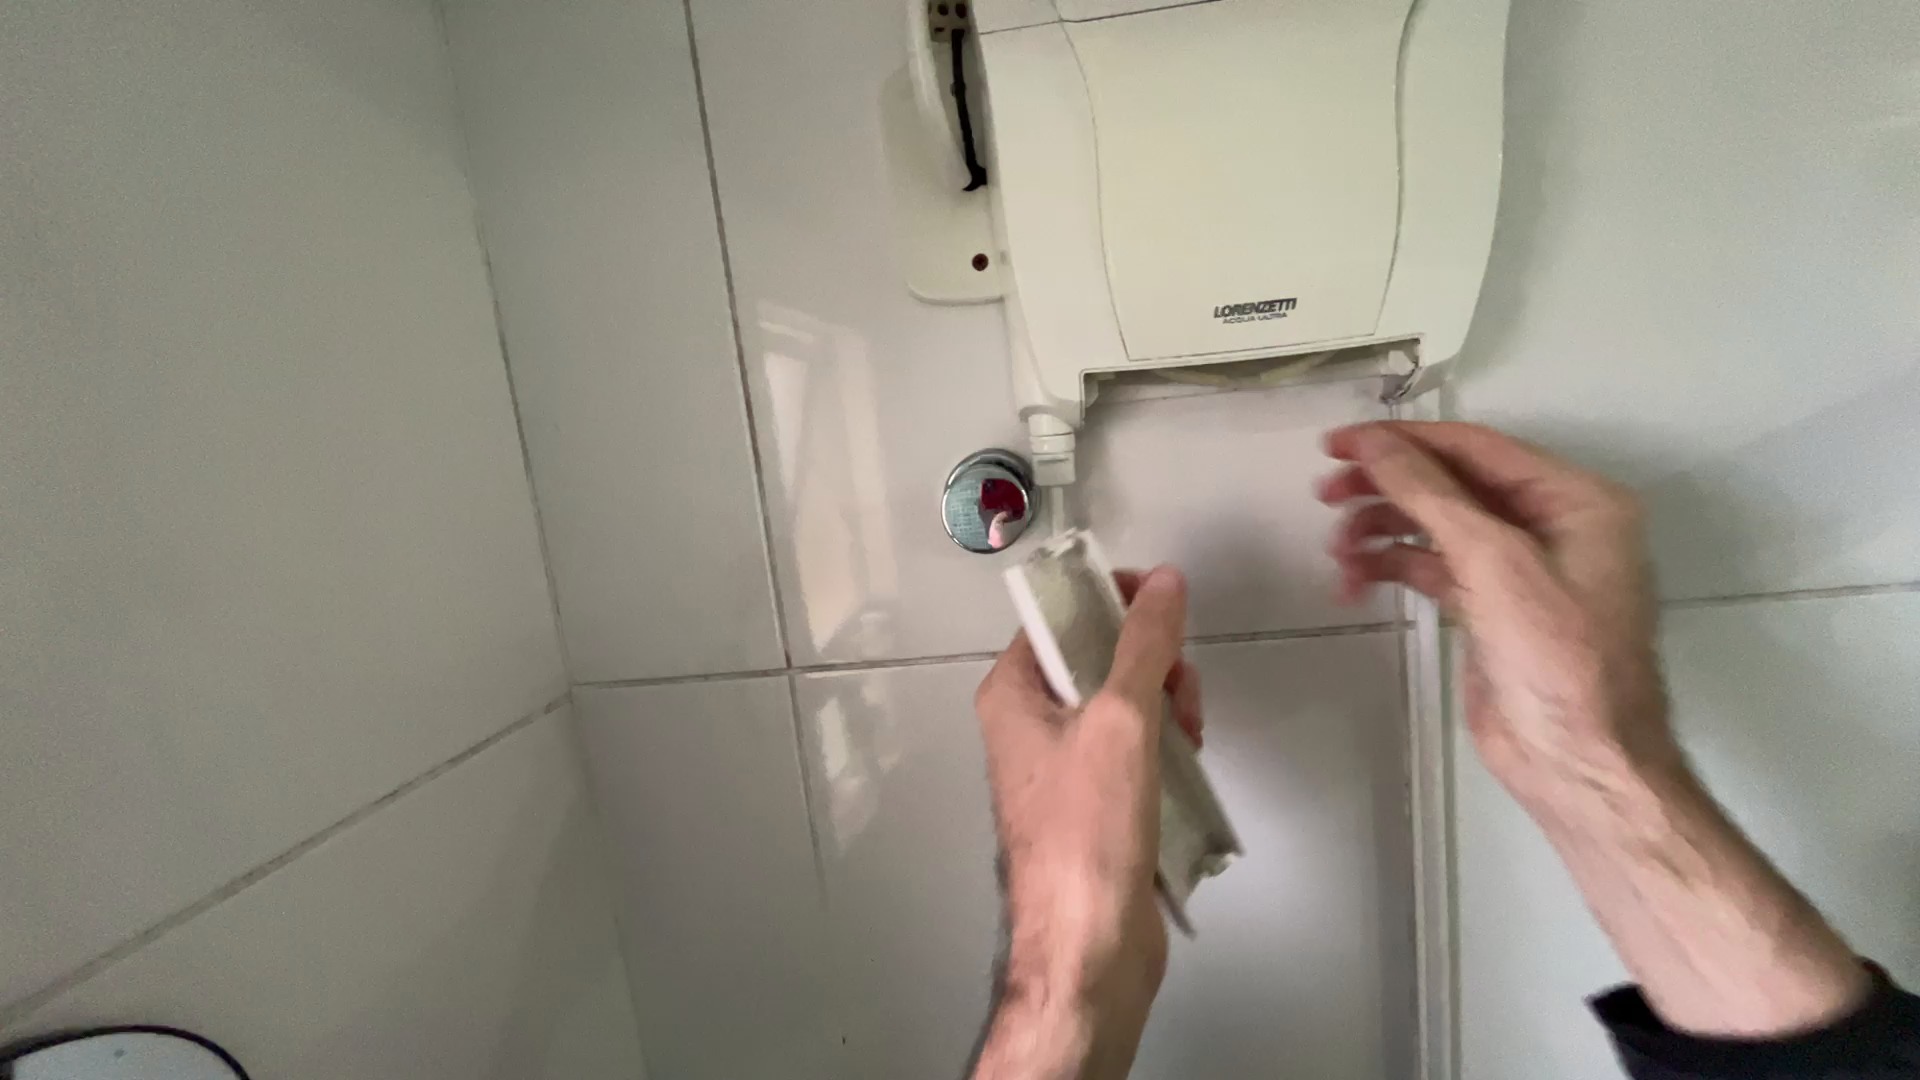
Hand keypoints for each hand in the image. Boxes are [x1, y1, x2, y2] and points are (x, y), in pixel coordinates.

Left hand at [970, 566, 1199, 1079]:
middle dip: (1150, 665)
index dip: (1111, 600)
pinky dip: (1161, 742)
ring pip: (1121, 700)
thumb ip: (1143, 644)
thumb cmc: (1089, 826)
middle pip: (1097, 657)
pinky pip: (1131, 743)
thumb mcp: (1120, 719)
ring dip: (1164, 705)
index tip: (1164, 599)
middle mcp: (1027, 720)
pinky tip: (1187, 761)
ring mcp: (1059, 760)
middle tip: (1183, 690)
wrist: (1090, 946)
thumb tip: (1164, 579)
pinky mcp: (1092, 795)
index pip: (1060, 618)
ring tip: (1190, 735)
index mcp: (1012, 692)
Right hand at [1318, 420, 1676, 802]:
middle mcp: (1544, 523)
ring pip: (1428, 524)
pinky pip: (1423, 566)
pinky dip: (1386, 569)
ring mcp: (1512, 565)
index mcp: (1571, 500)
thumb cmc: (1554, 658)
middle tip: (1325, 495)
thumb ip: (1430, 495)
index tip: (1336, 445)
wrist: (1575, 760)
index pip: (1472, 447)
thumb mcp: (1494, 562)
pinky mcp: (1482, 602)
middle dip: (1383, 486)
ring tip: (1337, 551)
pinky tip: (1353, 584)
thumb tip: (1374, 443)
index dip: (1401, 440)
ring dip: (1377, 531)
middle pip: (1446, 483)